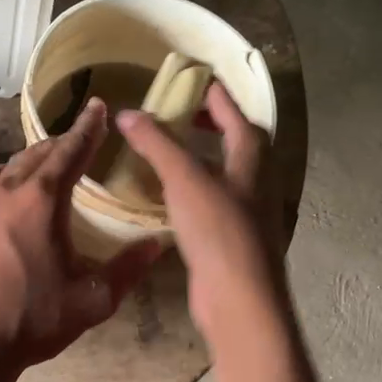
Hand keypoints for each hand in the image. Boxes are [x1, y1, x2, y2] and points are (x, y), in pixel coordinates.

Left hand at [0, 98, 161, 377]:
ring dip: (37, 155)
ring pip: (13, 162)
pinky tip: (11, 186)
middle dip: (65, 141)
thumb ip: (128, 269)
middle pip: (41, 152)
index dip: (88, 127)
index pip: (71, 151)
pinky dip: (5, 173)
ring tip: (53, 159)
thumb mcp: (93, 299)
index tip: (99, 106)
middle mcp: (11, 190)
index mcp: (43, 199)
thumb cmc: (35, 318)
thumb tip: (157, 242)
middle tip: (85, 136)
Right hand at [114, 82, 282, 344]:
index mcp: (251, 158)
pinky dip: (193, 187)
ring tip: (169, 149)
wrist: (240, 301)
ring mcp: (247, 211)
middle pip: (237, 141)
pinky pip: (213, 200)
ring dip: (202, 156)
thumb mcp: (183, 178)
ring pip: (226, 172)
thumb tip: (126, 113)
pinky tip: (169, 194)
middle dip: (211, 124)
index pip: (235, 114)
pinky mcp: (232, 238)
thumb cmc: (219, 230)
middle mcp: (256, 181)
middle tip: (179, 113)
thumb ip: (156, 143)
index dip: (215, 96)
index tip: (193, 80)